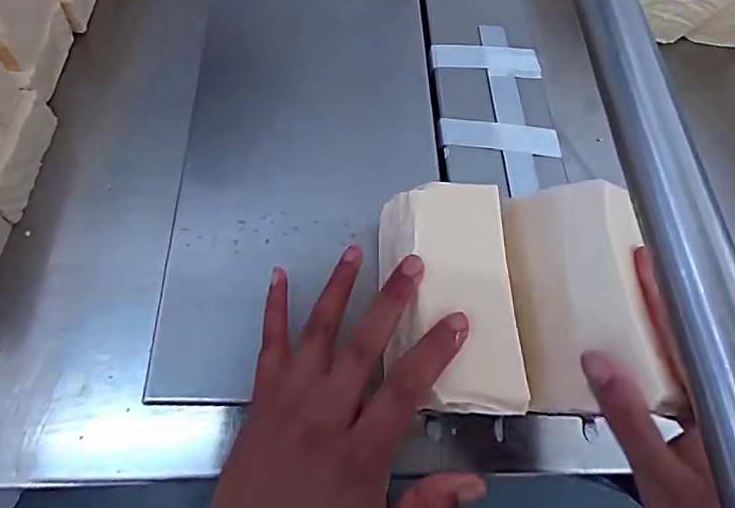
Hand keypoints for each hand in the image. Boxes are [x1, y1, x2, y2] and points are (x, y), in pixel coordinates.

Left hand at [213, 246, 486, 507]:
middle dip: (390, 302)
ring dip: (337, 288)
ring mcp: (288, 399)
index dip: (434, 352)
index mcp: (358, 454)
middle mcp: (323, 415)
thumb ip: (427, 506)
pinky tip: (278, 275)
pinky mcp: (261, 394)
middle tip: (411, 266)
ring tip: (354, 252)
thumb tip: (473, 483)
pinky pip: (269, 342)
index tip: (457, 320)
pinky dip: (274, 306)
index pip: (405, 390)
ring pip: (317, 330)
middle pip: (363, 347)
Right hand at [582, 246, 716, 507]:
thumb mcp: (658, 474)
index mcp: (721, 412)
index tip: (645, 262)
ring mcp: (717, 422)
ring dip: (652, 333)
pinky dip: (651, 361)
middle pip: (687, 346)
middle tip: (632, 268)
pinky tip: (630, 357)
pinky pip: (674, 383)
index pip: (686, 340)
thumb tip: (596, 362)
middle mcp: (723, 411)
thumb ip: (628, 419)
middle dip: (657, 306)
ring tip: (623, 302)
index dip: (663, 299)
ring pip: (681, 364)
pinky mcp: (705, 436)